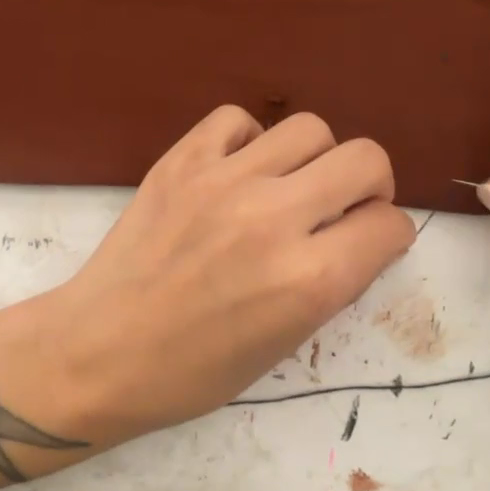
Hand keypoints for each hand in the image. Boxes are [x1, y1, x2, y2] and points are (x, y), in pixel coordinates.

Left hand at [44, 107, 416, 442]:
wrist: (99, 351)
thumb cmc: (194, 370)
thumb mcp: (285, 342)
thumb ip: (332, 282)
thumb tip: (359, 234)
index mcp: (309, 280)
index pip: (389, 225)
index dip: (388, 235)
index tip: (370, 243)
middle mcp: (275, 218)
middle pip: (366, 158)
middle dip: (371, 184)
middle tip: (344, 206)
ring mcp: (225, 180)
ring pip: (310, 127)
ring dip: (315, 158)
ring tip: (289, 185)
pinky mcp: (182, 160)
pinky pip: (238, 120)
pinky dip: (250, 141)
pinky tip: (237, 172)